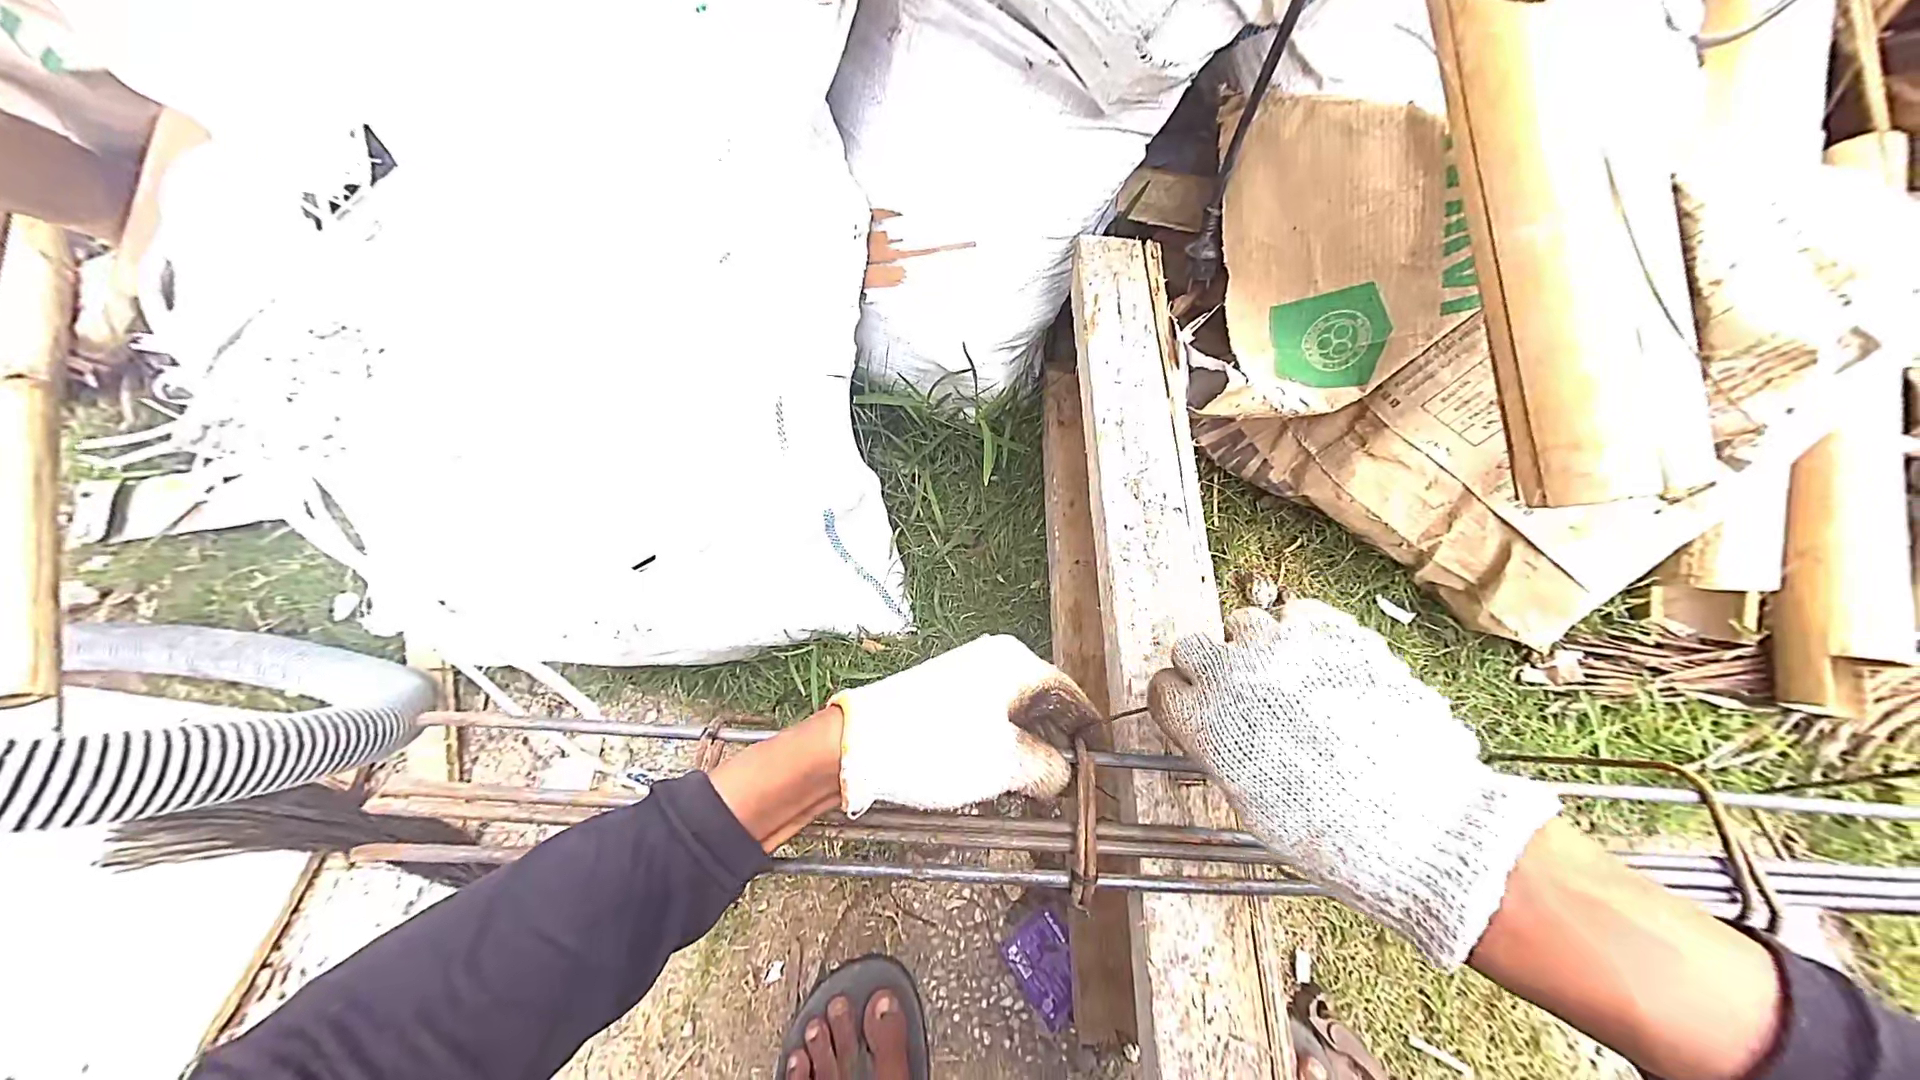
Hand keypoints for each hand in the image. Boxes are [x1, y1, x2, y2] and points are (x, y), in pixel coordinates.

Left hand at [831, 635, 1098, 814]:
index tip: (1100, 770)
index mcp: (1018, 664)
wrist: (856, 744)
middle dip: (1059, 746)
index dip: (1091, 737)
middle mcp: (996, 658)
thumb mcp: (1007, 765)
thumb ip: (1051, 770)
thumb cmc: (937, 747)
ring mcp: (968, 672)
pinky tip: (997, 774)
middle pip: (1046, 704)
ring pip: (1016, 713)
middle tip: (1066, 788)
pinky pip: (990, 715)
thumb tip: (1064, 775)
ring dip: (1029, 749)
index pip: (1074, 697)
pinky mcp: (945, 689)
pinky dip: (1002, 743)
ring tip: (1031, 789)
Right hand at [1148, 600, 1560, 966]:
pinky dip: (1303, 633)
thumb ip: (1221, 747)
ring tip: (1285, 675)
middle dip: (1208, 667)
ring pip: (1244, 622)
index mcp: (1203, 721)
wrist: (1420, 823)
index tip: (1196, 708)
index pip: (1163, 688)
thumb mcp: (1249, 798)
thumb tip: (1218, 724)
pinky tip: (1320, 663)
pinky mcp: (1332, 633)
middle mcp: (1231, 675)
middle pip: (1191, 647)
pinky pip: (1298, 615)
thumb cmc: (1330, 829)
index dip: (1181, 700)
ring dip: (1255, 647)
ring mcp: (1282, 648)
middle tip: (1238, 691)